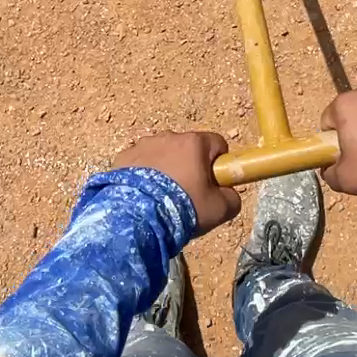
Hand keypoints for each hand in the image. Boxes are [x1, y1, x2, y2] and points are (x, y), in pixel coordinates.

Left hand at [111, 131, 241, 232]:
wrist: (138, 219)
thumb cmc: (183, 208)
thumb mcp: (219, 210)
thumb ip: (232, 198)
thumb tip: (230, 195)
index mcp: (194, 143)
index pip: (217, 144)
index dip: (219, 164)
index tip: (213, 183)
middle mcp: (169, 136)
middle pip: (188, 148)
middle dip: (190, 167)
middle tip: (187, 195)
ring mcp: (143, 145)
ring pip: (162, 154)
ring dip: (165, 170)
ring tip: (161, 198)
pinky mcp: (124, 157)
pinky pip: (140, 163)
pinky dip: (143, 175)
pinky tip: (142, 197)